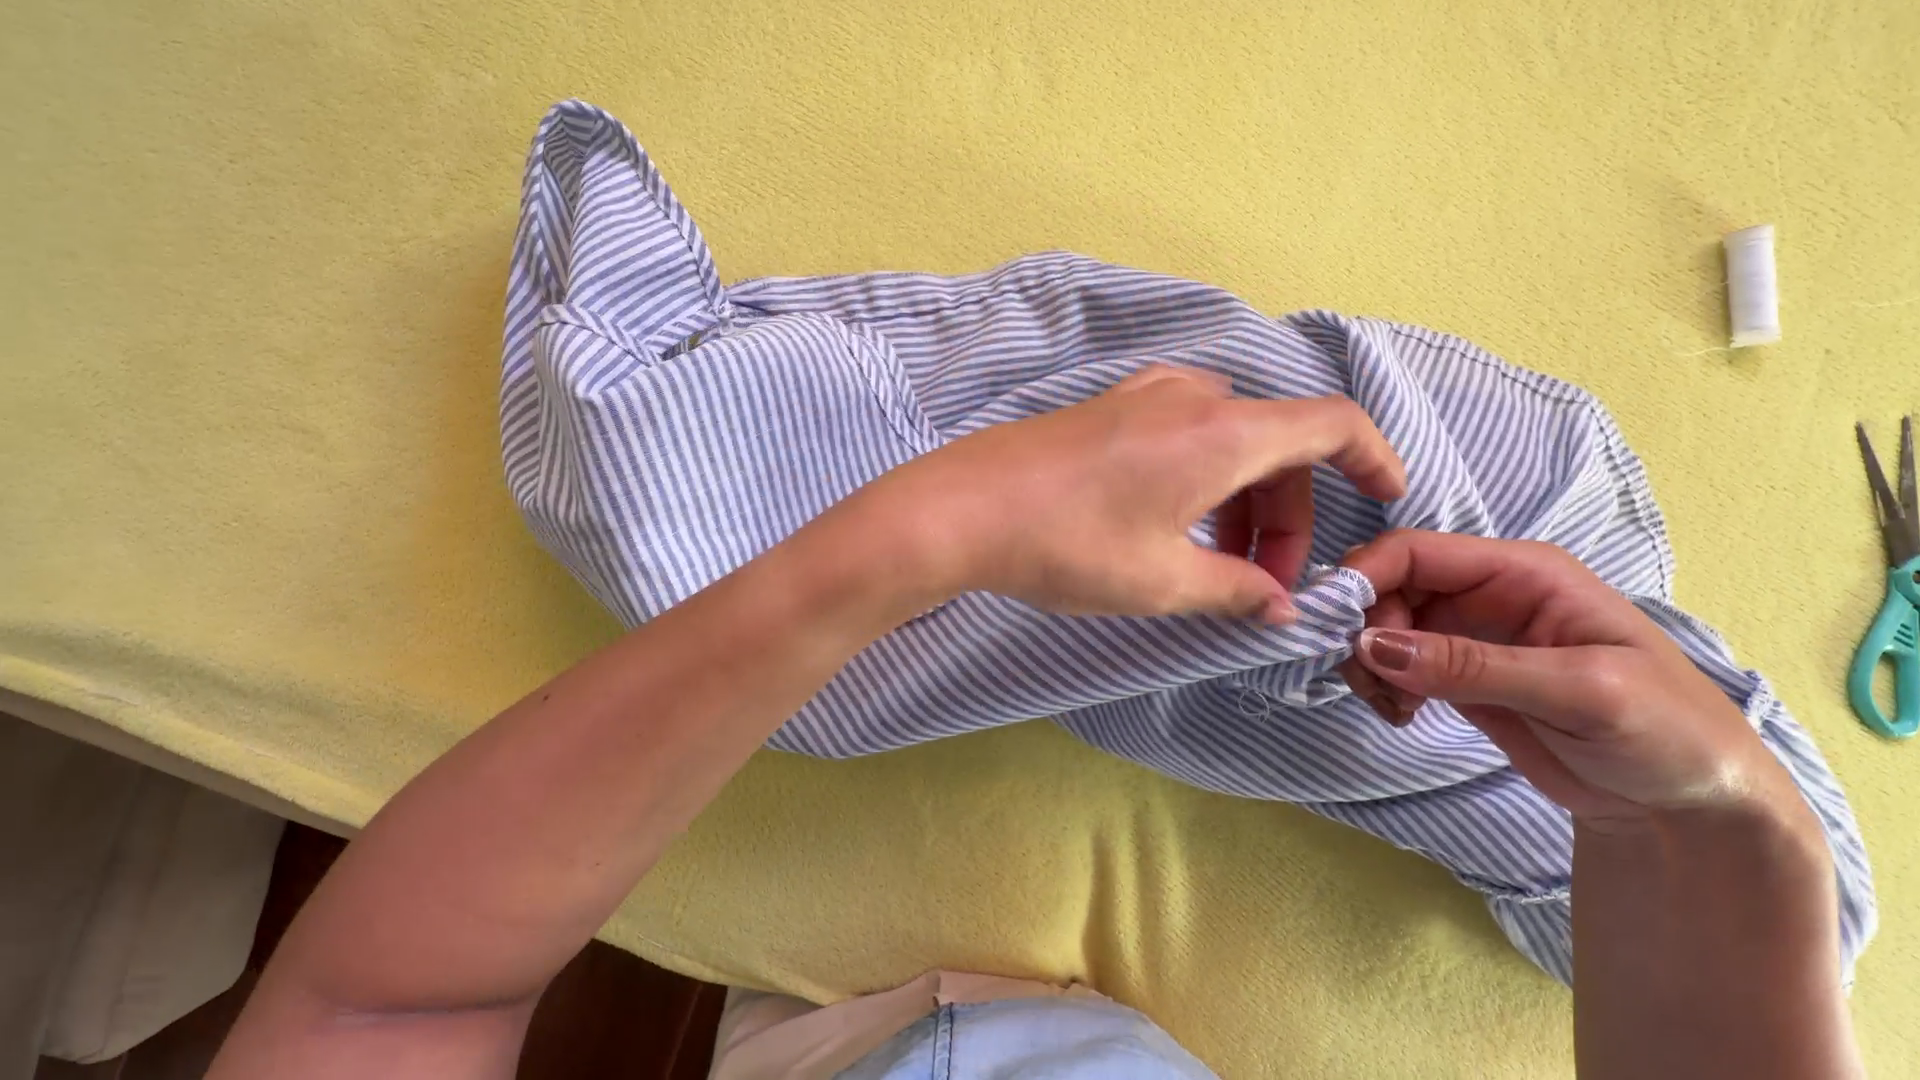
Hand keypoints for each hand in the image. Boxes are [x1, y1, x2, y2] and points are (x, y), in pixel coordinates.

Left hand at [863, 365, 1406, 621]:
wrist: (959, 509)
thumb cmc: (1064, 544)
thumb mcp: (1161, 580)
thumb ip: (1234, 590)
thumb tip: (1281, 609)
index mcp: (1223, 431)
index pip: (1332, 423)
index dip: (1374, 456)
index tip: (1388, 496)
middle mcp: (1192, 396)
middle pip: (1278, 443)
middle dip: (1288, 514)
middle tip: (1264, 583)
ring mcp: (1144, 395)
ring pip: (1228, 440)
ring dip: (1243, 500)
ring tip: (1219, 563)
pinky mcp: (1108, 408)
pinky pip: (1184, 433)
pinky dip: (1203, 478)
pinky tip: (1175, 526)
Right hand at [1340, 530, 1802, 825]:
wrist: (1688, 808)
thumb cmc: (1666, 732)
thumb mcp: (1579, 692)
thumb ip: (1471, 665)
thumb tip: (1369, 645)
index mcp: (1521, 572)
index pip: (1418, 551)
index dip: (1367, 577)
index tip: (1333, 628)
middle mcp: (1487, 594)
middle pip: (1389, 586)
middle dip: (1365, 630)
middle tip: (1374, 685)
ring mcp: (1469, 636)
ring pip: (1382, 627)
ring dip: (1369, 663)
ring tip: (1394, 708)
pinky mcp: (1456, 676)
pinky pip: (1394, 665)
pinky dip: (1381, 686)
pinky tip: (1402, 715)